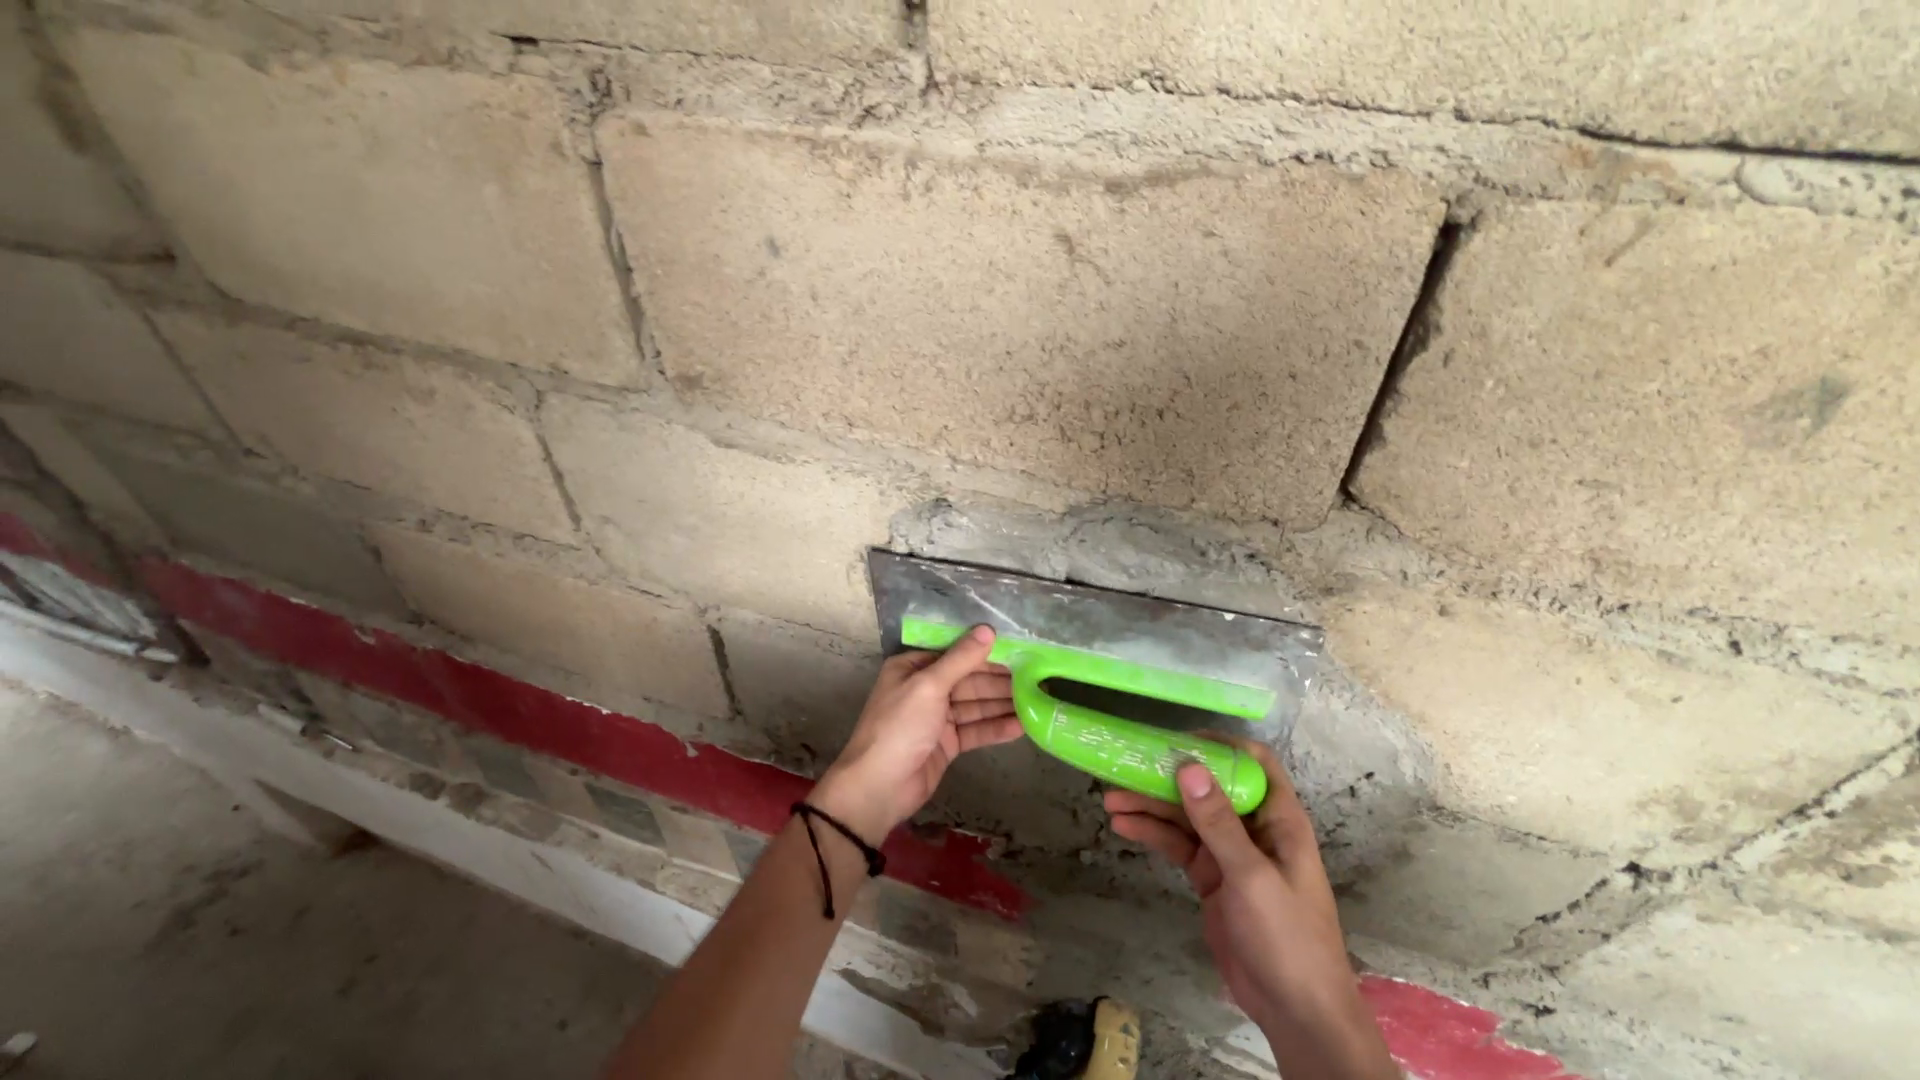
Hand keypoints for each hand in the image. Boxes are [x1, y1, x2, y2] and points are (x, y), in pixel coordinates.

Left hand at [810, 625, 1022, 841]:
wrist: (879, 787)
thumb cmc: (899, 727)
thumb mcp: (929, 686)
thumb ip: (961, 659)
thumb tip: (988, 629)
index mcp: (911, 668)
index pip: (954, 654)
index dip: (984, 653)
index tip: (1018, 651)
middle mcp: (923, 689)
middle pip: (967, 680)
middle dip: (997, 681)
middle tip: (1034, 678)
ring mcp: (935, 718)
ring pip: (973, 706)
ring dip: (1001, 704)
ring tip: (1035, 701)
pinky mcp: (946, 744)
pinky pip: (974, 730)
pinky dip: (994, 728)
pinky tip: (1020, 726)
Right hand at [1105, 736, 1397, 1079]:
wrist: (1296, 1010)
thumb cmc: (1287, 936)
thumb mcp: (1251, 876)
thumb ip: (1217, 822)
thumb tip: (1189, 766)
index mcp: (1279, 820)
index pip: (1253, 764)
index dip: (1220, 746)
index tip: (1177, 740)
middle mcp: (1254, 829)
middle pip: (1208, 789)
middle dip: (1168, 778)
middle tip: (1125, 768)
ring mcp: (1231, 855)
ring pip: (1187, 818)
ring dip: (1152, 807)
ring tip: (1110, 799)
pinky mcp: (1212, 879)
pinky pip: (1179, 847)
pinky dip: (1153, 835)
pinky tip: (1124, 827)